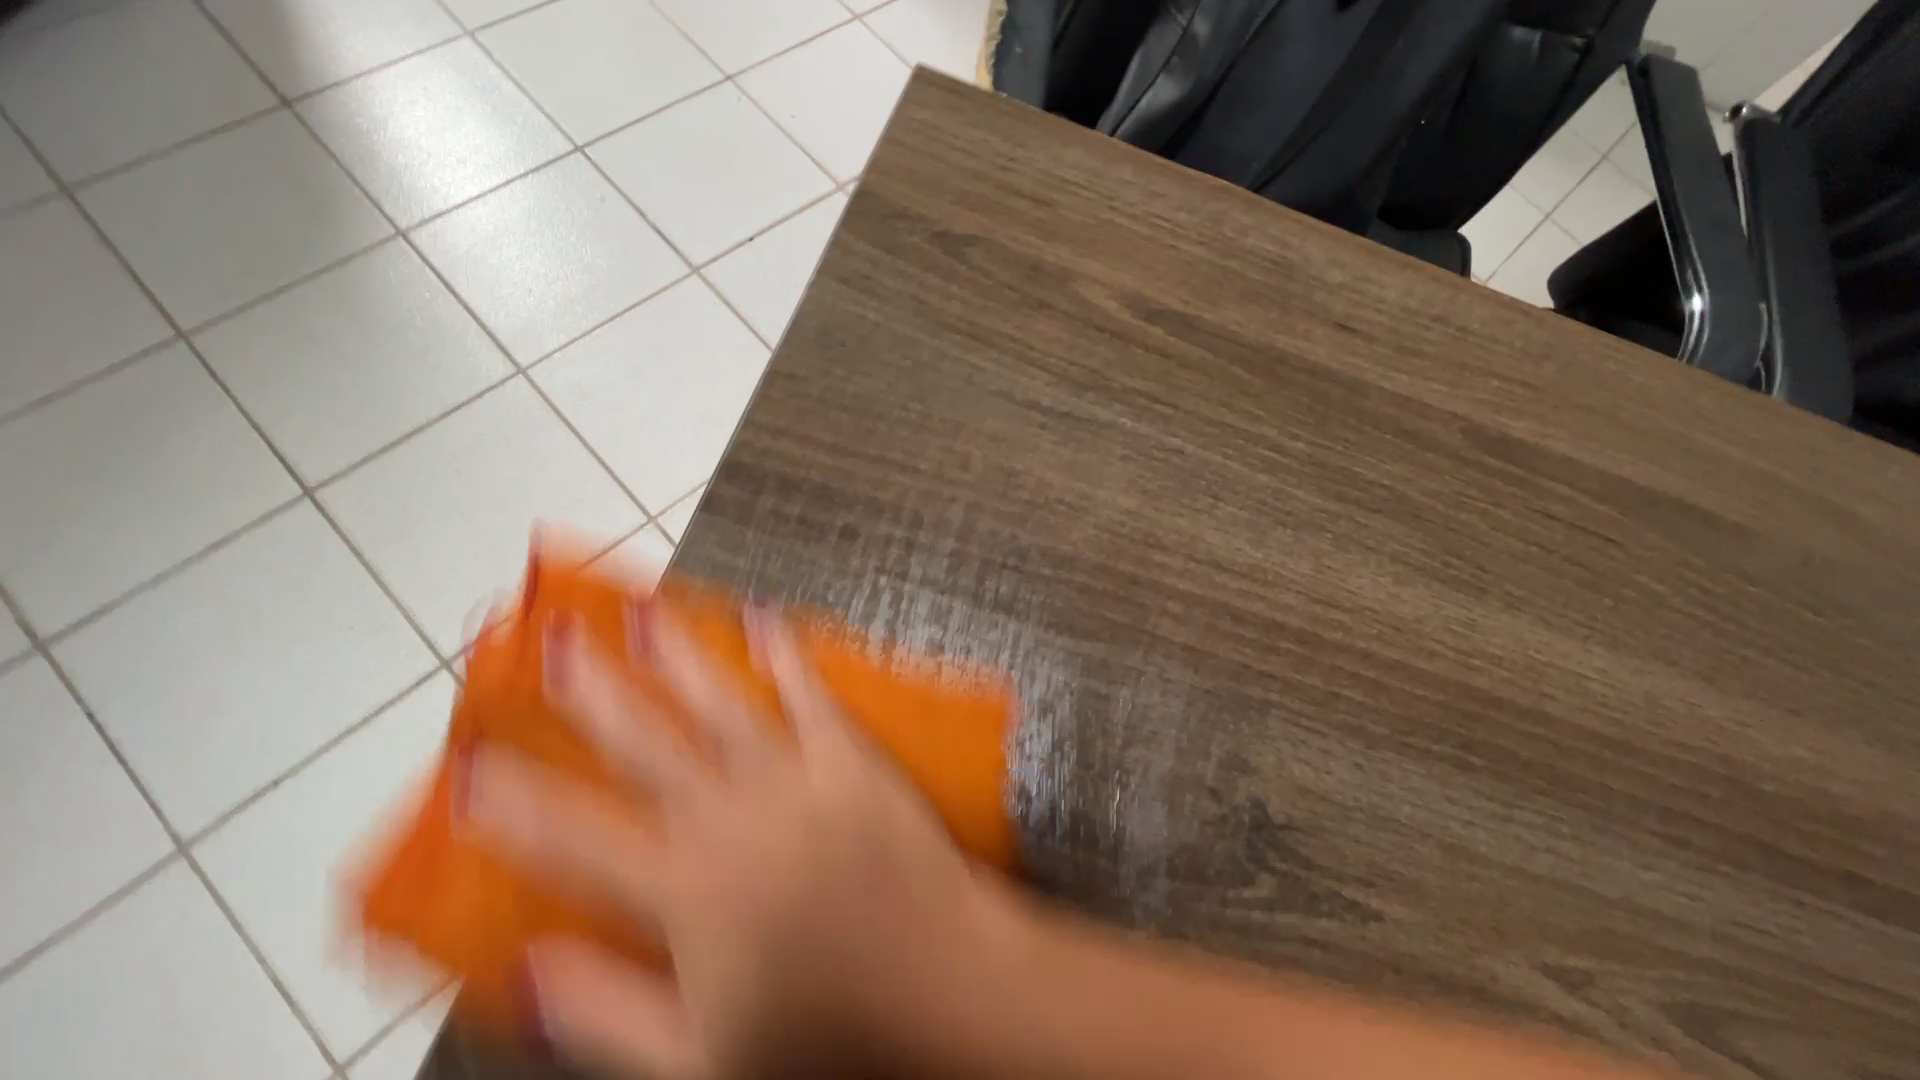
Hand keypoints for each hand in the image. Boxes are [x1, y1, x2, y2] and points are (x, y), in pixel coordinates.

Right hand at [464, 603, 1013, 1078]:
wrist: (948, 989)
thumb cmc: (832, 1034)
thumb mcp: (700, 1058)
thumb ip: (608, 1011)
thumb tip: (531, 970)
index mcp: (687, 892)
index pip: (576, 839)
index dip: (515, 803)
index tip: (472, 768)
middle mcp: (734, 820)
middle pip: (647, 746)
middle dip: (595, 694)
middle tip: (557, 645)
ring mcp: (797, 783)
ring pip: (722, 706)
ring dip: (678, 657)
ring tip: (644, 614)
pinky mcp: (853, 763)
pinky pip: (812, 697)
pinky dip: (786, 656)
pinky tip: (766, 619)